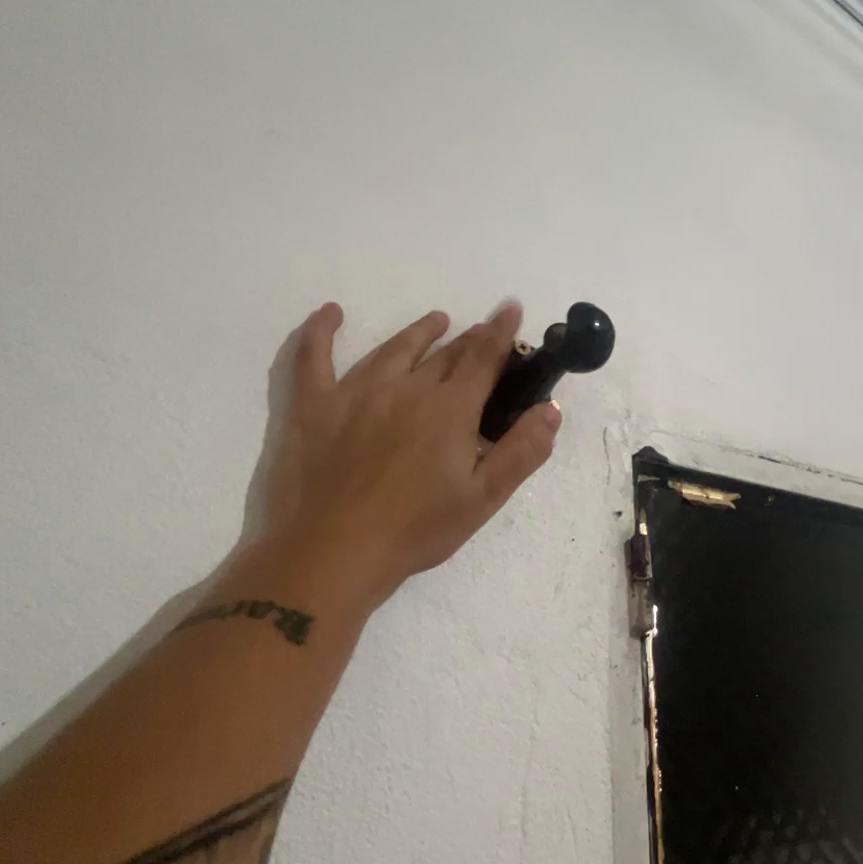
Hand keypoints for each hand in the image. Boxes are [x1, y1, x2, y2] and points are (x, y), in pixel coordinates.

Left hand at [253, 301, 561, 615]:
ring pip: (393, 349)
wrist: (331, 553)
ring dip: (419, 332)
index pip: (483, 358)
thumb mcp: (484, 497)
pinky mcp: (311, 404)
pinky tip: (330, 313)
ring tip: (435, 321)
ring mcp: (355, 391)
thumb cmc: (416, 530)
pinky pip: (312, 356)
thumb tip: (551, 408)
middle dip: (468, 339)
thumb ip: (523, 450)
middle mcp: (406, 387)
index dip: (500, 333)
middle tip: (481, 332)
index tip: (511, 309)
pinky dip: (320, 330)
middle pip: (444, 353)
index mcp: (450, 409)